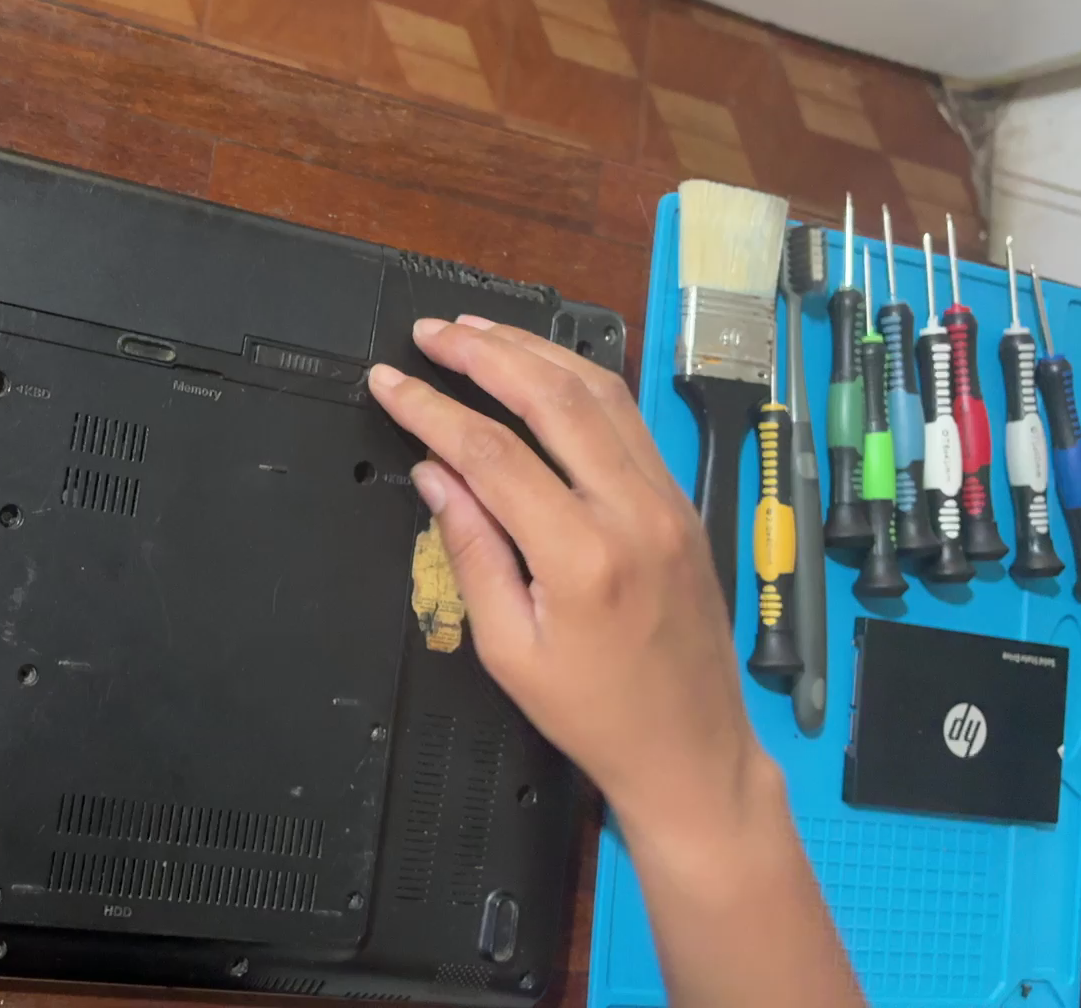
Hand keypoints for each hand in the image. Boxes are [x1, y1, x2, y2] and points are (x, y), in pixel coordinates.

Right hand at [368, 315, 769, 839]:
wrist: (692, 749)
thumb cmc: (589, 710)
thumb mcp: (506, 645)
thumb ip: (470, 549)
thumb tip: (434, 472)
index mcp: (580, 554)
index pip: (489, 451)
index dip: (429, 409)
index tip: (387, 381)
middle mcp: (632, 510)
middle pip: (551, 397)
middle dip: (482, 352)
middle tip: (429, 331)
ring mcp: (666, 498)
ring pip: (598, 391)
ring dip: (532, 350)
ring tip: (476, 330)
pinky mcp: (678, 499)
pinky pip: (626, 417)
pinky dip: (577, 377)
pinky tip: (539, 364)